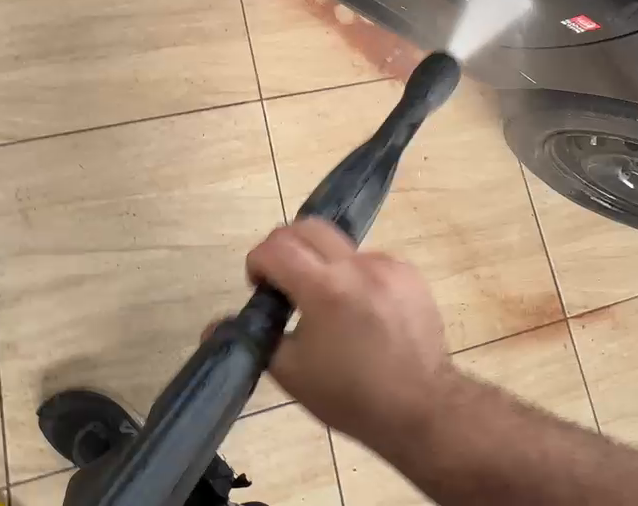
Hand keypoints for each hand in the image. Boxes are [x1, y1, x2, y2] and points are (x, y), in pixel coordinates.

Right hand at [242, 219, 453, 449]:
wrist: (423, 410)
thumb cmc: (351, 397)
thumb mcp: (292, 374)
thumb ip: (253, 339)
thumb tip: (214, 327)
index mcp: (324, 289)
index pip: (276, 247)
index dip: (257, 261)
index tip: (259, 285)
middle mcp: (356, 266)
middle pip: (307, 227)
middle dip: (285, 246)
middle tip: (283, 280)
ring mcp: (387, 265)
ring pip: (339, 245)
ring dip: (322, 263)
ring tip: (329, 306)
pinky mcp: (409, 273)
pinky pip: (369, 260)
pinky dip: (355, 276)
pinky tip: (362, 312)